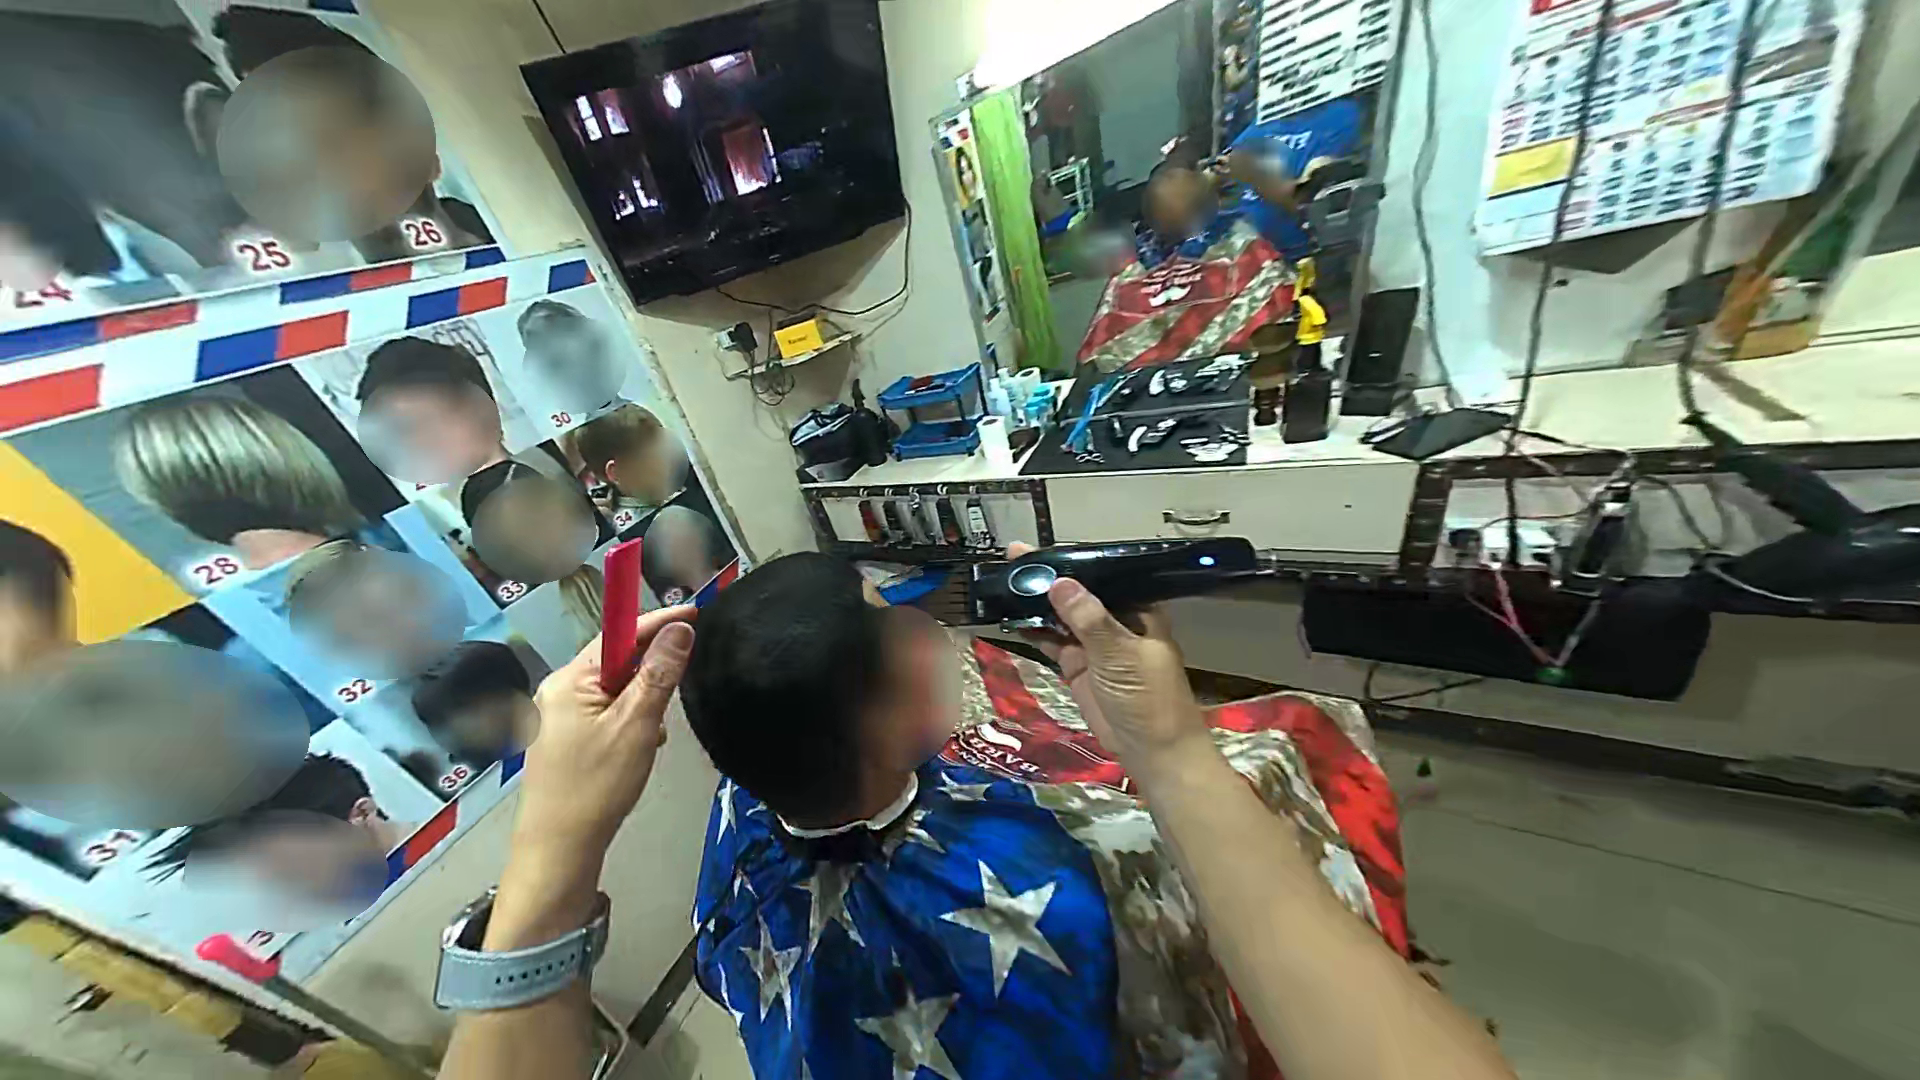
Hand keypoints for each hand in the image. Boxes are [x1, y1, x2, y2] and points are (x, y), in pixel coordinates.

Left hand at [515, 607, 696, 865]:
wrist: (560, 849)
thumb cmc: (598, 783)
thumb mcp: (637, 724)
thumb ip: (660, 672)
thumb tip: (682, 627)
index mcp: (570, 680)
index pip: (621, 634)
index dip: (661, 620)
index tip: (697, 613)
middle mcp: (559, 689)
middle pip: (618, 658)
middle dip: (654, 665)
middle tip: (686, 674)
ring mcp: (559, 713)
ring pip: (617, 685)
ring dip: (645, 695)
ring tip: (657, 726)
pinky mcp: (566, 734)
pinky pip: (609, 706)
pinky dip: (632, 714)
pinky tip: (643, 739)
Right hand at [1005, 544, 1208, 772]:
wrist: (1152, 752)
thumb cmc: (1148, 698)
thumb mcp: (1120, 654)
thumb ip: (1089, 619)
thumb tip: (1059, 582)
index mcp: (1136, 611)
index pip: (1101, 577)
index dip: (1071, 562)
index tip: (1038, 550)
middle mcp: (1114, 622)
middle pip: (1077, 595)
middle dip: (1047, 580)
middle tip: (1012, 560)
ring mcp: (1094, 645)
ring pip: (1061, 617)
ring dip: (1037, 604)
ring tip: (1004, 584)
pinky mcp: (1077, 666)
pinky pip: (1052, 642)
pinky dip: (1034, 631)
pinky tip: (1012, 618)